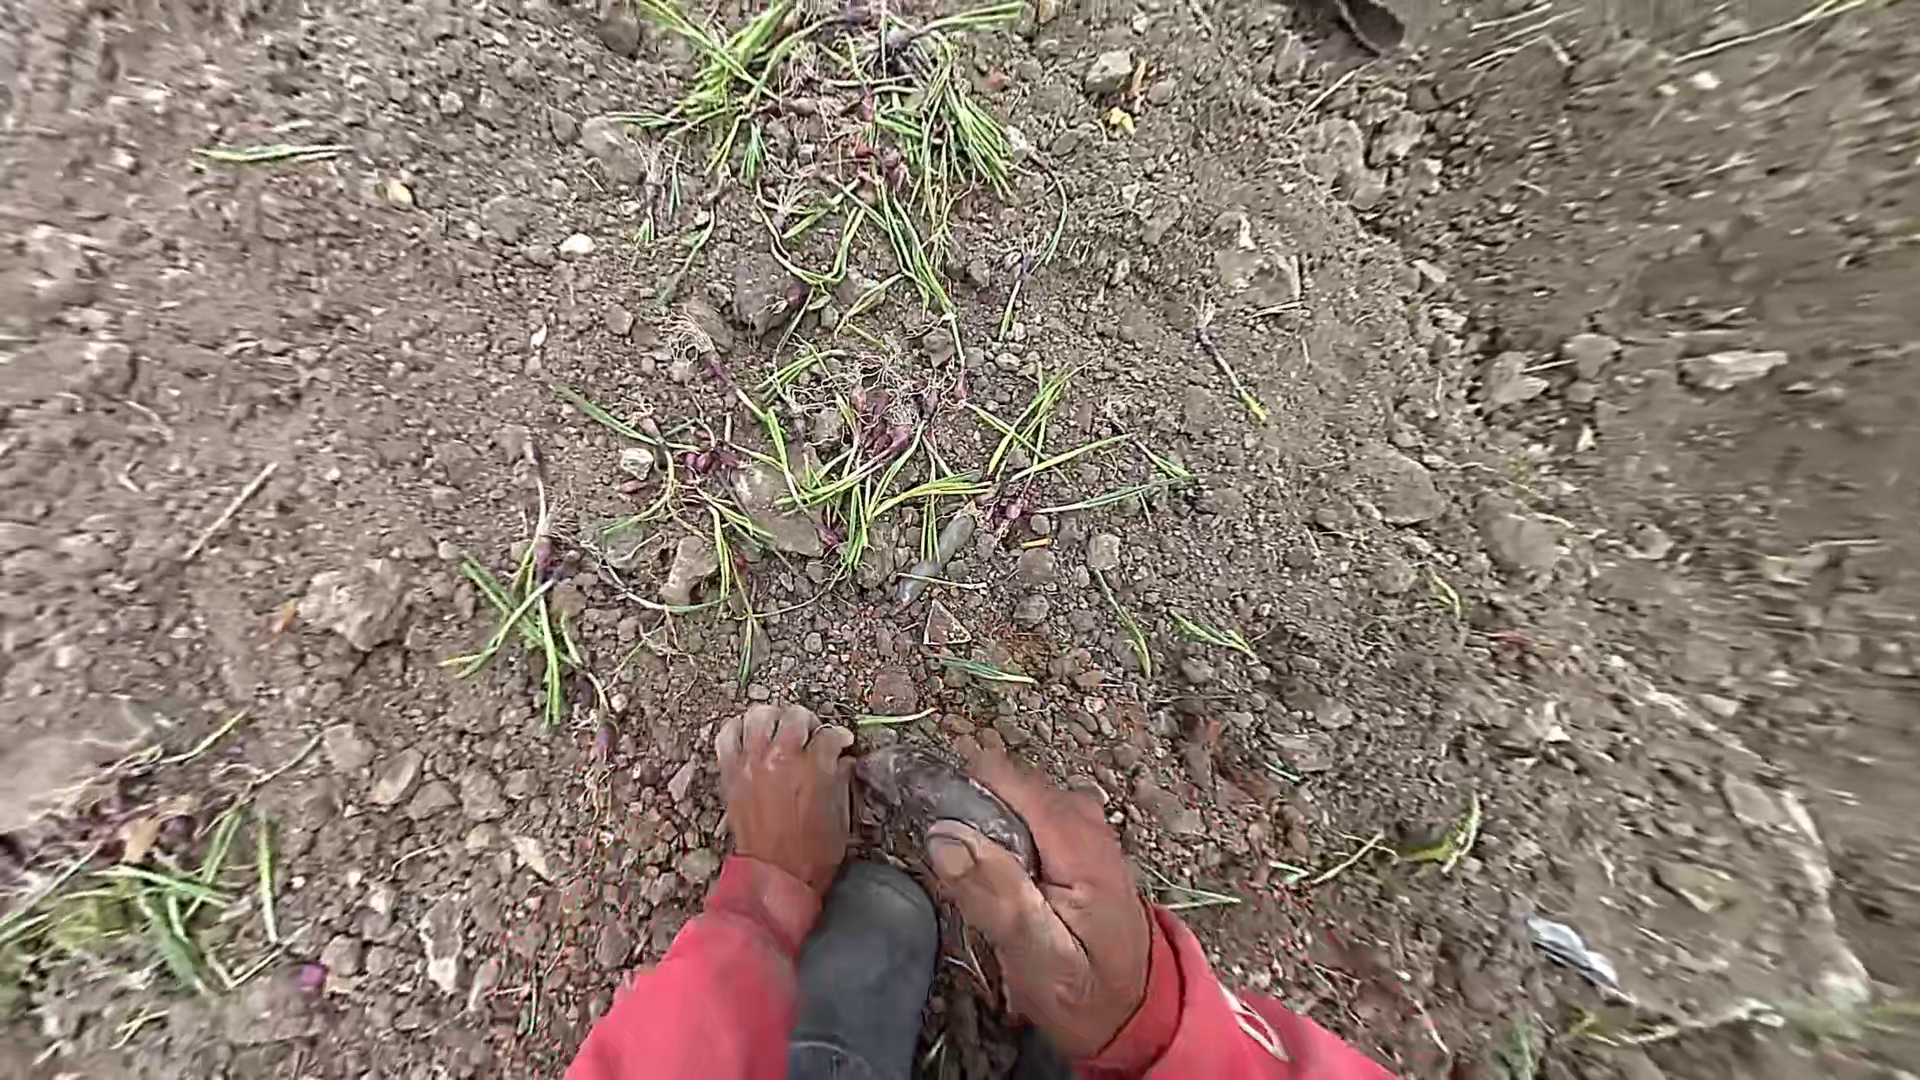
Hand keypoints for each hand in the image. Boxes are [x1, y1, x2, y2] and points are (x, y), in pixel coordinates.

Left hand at [714, 704, 854, 893]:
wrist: (776, 879)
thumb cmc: (812, 852)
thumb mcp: (840, 813)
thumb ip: (840, 777)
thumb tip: (842, 759)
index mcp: (814, 767)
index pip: (830, 734)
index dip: (839, 737)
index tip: (841, 743)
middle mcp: (781, 758)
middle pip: (795, 715)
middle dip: (808, 722)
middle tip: (810, 734)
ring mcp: (752, 763)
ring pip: (760, 715)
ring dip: (774, 719)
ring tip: (780, 730)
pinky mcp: (732, 773)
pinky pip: (728, 735)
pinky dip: (739, 730)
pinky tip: (751, 736)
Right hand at [924, 751, 1149, 1058]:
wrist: (1138, 1007)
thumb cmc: (1087, 989)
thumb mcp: (1039, 957)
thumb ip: (996, 895)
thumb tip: (945, 838)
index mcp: (1075, 835)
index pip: (1001, 777)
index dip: (961, 794)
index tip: (937, 831)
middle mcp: (1080, 811)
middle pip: (1003, 783)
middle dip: (972, 817)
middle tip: (962, 877)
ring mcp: (1079, 815)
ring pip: (1010, 795)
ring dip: (985, 827)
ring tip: (982, 883)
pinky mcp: (1075, 826)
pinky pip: (1023, 810)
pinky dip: (1003, 833)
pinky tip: (1005, 878)